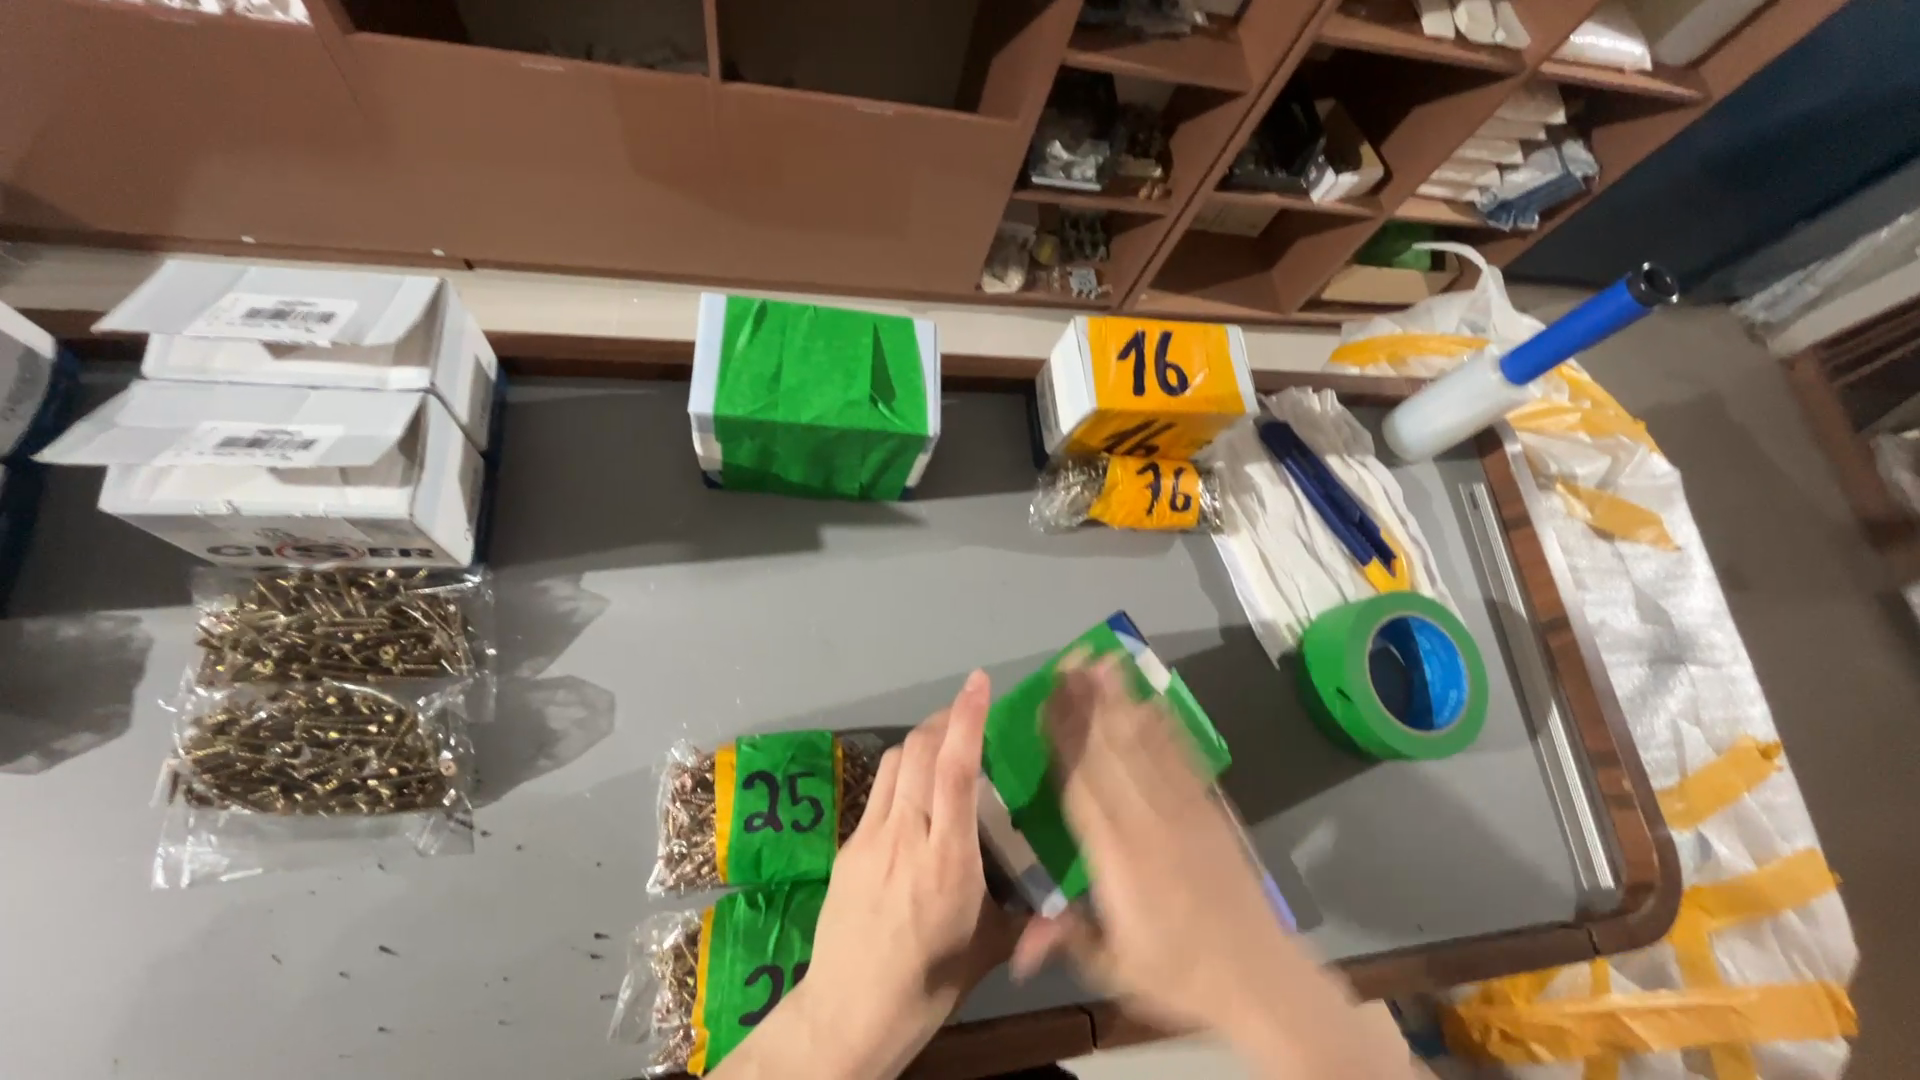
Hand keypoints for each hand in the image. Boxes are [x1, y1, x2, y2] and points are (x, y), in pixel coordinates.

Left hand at [788, 670, 1014, 1076]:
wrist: (851, 1012)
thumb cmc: (930, 984)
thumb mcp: (990, 948)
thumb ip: (1024, 911)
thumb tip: (1059, 897)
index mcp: (948, 860)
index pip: (956, 770)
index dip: (967, 718)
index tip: (978, 683)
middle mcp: (905, 836)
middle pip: (919, 751)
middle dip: (944, 719)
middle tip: (968, 712)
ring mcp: (869, 838)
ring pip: (894, 763)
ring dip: (921, 743)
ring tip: (944, 748)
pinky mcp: (847, 847)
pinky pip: (878, 793)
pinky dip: (902, 777)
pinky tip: (916, 799)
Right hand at [1010, 655, 1296, 1038]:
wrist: (1259, 979)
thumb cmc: (1179, 974)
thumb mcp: (1113, 967)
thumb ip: (1067, 938)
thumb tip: (1018, 945)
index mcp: (1116, 855)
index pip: (1080, 782)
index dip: (1063, 736)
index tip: (1046, 700)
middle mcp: (1147, 821)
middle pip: (1111, 750)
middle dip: (1088, 702)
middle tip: (1070, 661)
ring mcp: (1184, 811)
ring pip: (1146, 744)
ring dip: (1123, 700)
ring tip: (1106, 661)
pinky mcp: (1211, 811)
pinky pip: (1184, 758)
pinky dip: (1167, 725)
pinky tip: (1154, 700)